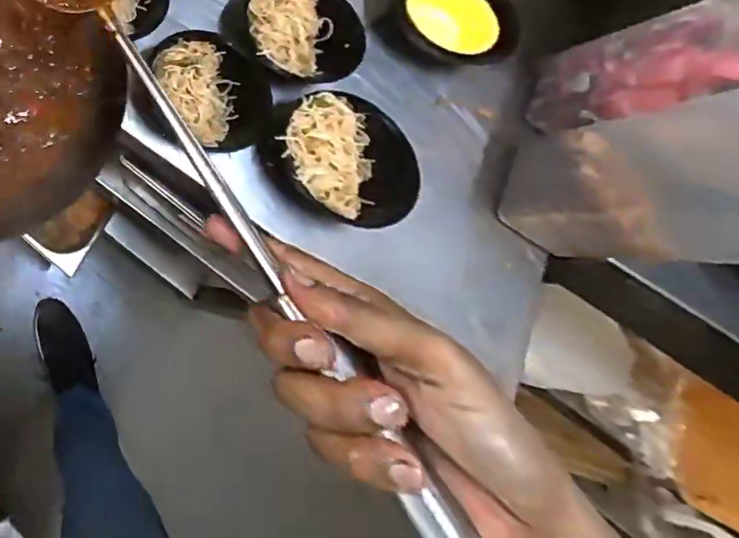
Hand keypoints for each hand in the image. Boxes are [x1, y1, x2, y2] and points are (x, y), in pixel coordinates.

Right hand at [206, 218, 610, 537]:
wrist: (520, 510)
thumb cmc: (487, 419)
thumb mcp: (434, 355)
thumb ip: (363, 318)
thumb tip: (298, 282)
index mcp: (359, 313)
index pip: (296, 271)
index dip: (255, 249)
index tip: (218, 229)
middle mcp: (339, 348)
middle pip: (275, 331)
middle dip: (294, 345)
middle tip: (328, 356)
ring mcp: (339, 398)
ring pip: (295, 393)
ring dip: (347, 412)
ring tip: (398, 422)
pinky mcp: (346, 446)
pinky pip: (323, 446)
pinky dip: (365, 458)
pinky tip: (404, 464)